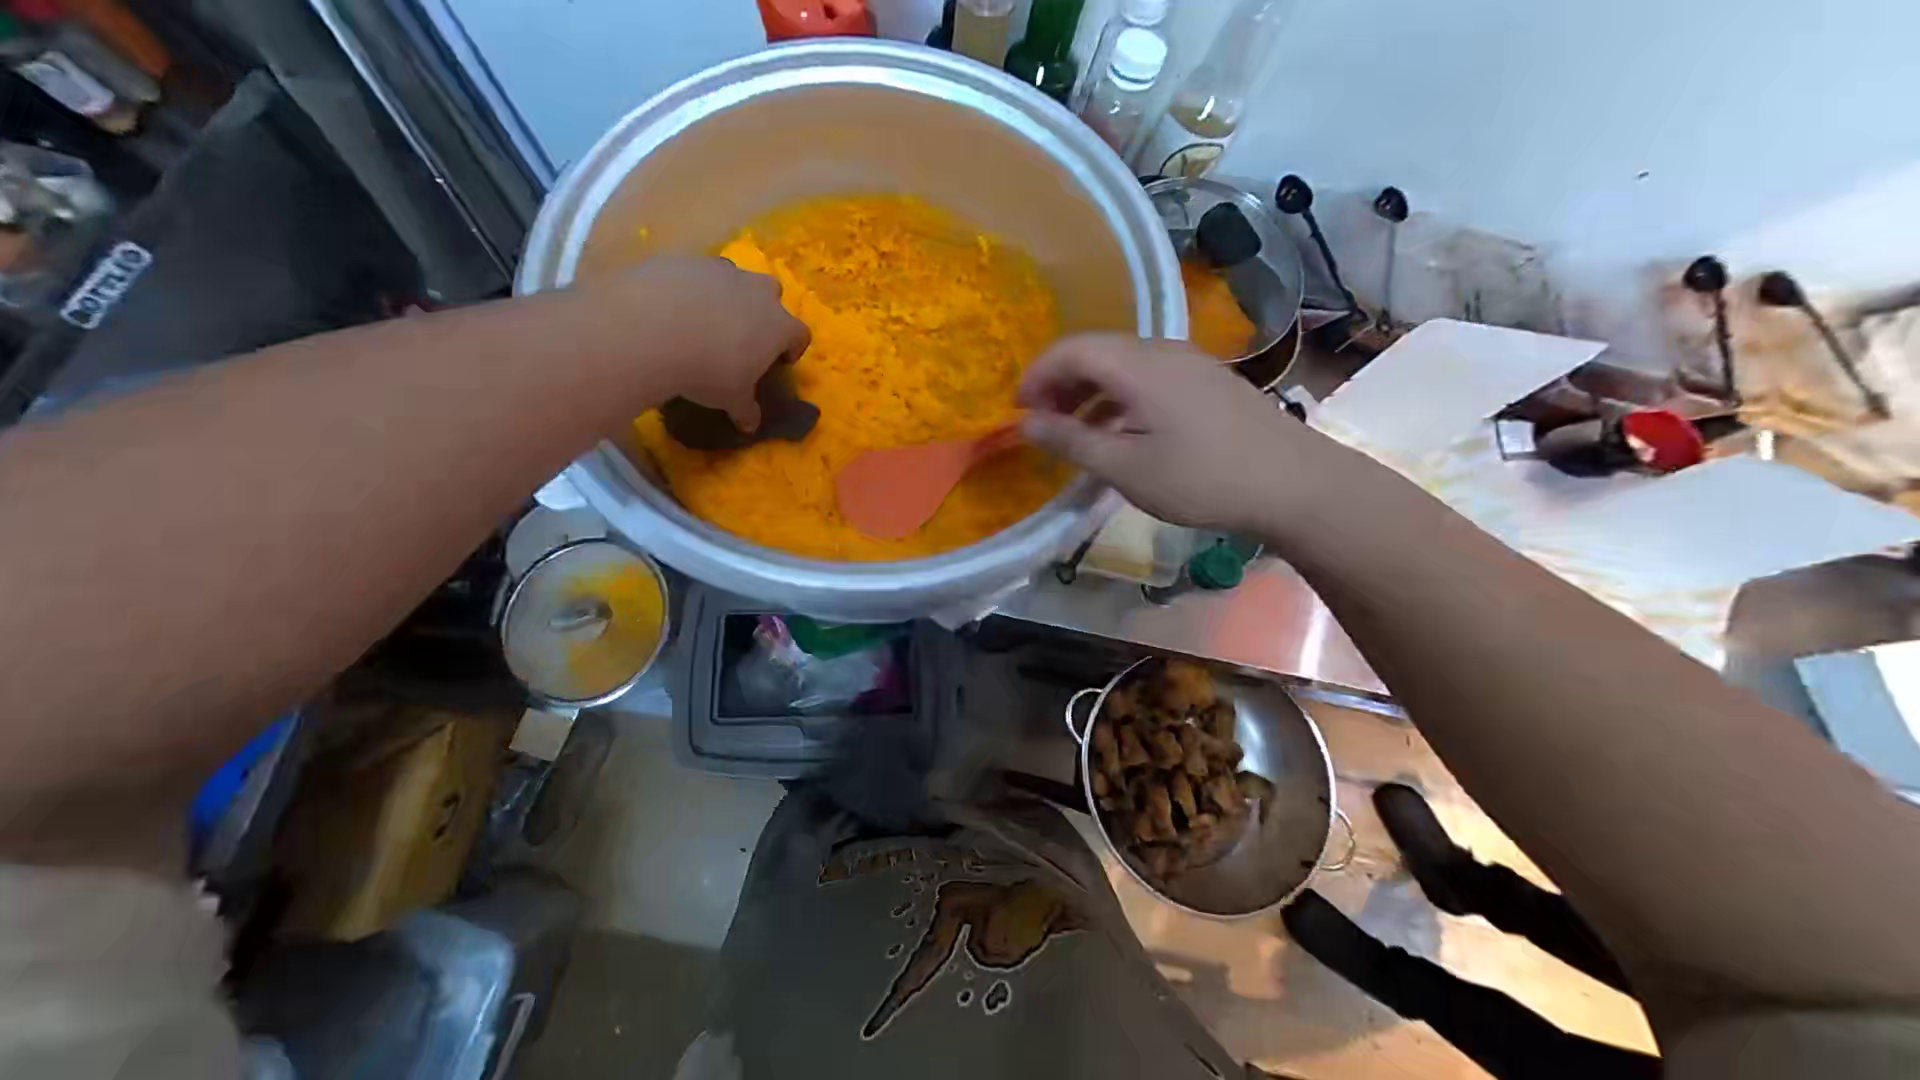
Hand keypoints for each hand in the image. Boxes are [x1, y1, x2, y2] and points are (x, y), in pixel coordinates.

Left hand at [628, 255, 810, 430]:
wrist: (651, 330)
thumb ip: (746, 409)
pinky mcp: (684, 261)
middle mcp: (756, 291)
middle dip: (761, 311)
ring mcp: (720, 271)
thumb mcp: (731, 399)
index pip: (799, 334)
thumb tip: (750, 425)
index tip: (780, 362)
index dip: (792, 348)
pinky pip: (694, 274)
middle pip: (771, 294)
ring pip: (733, 279)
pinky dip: (689, 289)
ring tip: (703, 322)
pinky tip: (670, 310)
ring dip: (726, 296)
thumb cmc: (708, 370)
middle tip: (742, 336)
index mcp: (778, 325)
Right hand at [1017, 335, 1328, 533]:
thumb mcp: (1125, 468)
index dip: (1036, 375)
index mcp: (1137, 364)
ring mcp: (1190, 363)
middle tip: (1041, 422)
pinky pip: (1148, 378)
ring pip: (1123, 365)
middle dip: (1060, 383)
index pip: (1071, 349)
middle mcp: (1162, 350)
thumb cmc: (1201, 478)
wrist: (1293, 483)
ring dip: (1090, 392)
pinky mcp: (1207, 381)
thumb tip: (1026, 423)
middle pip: (1096, 351)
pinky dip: (1119, 398)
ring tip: (1075, 432)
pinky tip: (1120, 432)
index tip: (1016, 410)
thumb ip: (1071, 441)